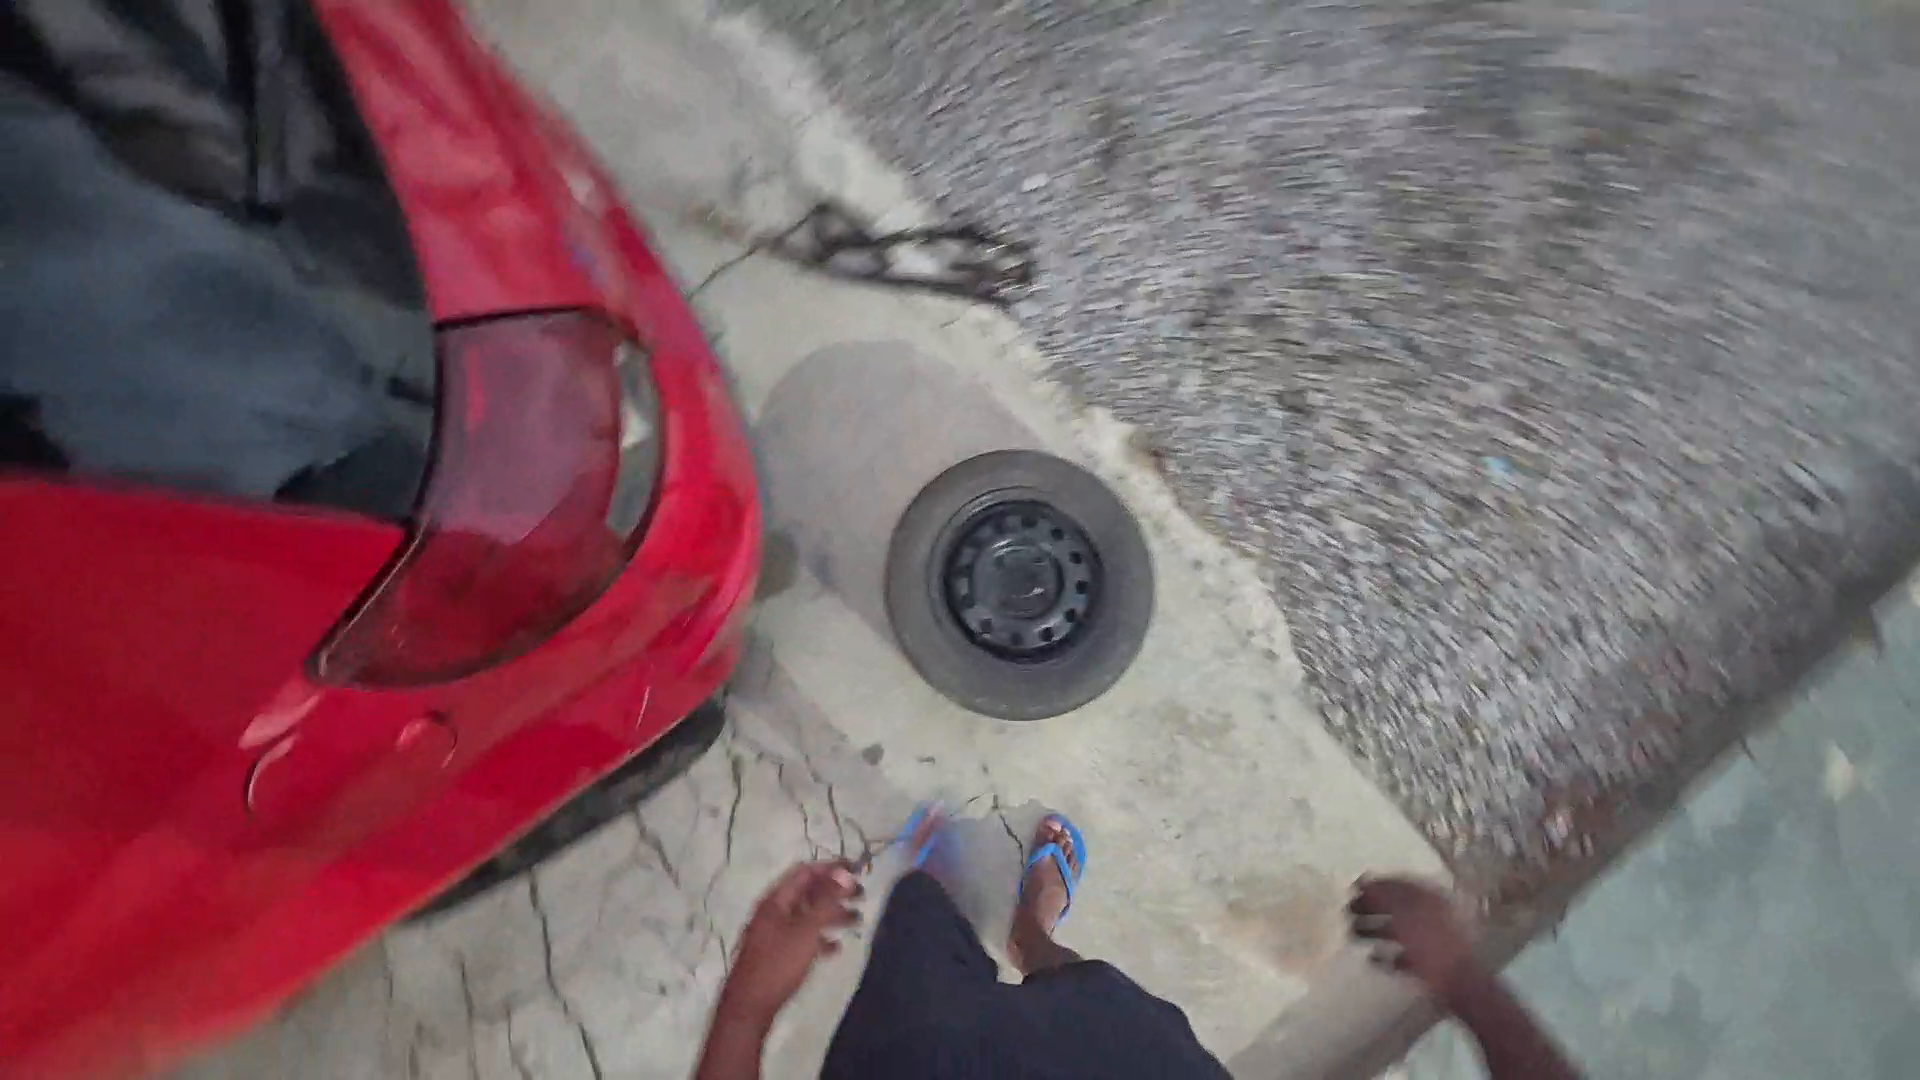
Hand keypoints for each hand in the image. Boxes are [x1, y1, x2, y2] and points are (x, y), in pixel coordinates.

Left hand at [717, 861, 862, 1026]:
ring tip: (857, 920)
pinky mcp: (777, 955)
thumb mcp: (806, 930)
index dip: (831, 867)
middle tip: (862, 894)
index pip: (806, 872)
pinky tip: (835, 948)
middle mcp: (774, 912)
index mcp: (777, 900)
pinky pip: (802, 937)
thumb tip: (844, 874)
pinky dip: (820, 938)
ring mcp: (774, 934)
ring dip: (832, 915)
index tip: (856, 869)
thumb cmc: (777, 964)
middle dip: (836, 892)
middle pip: (809, 893)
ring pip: (808, 916)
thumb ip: (827, 901)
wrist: (747, 1009)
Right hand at [1348, 876, 1483, 1003]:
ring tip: (1354, 933)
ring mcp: (1438, 942)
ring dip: (1377, 930)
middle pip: (1399, 906)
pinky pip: (1408, 954)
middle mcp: (1436, 917)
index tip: (1352, 888)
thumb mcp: (1406, 915)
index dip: (1374, 884)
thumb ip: (1386, 896)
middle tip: (1349, 910)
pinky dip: (1390, 954)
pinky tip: (1375, 958)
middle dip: (1372, 907)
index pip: (1399, 884)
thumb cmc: (1435, 949)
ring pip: (1402, 930)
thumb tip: (1364, 881)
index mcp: (1432, 900)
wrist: (1465, 991)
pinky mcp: (1437, 967)